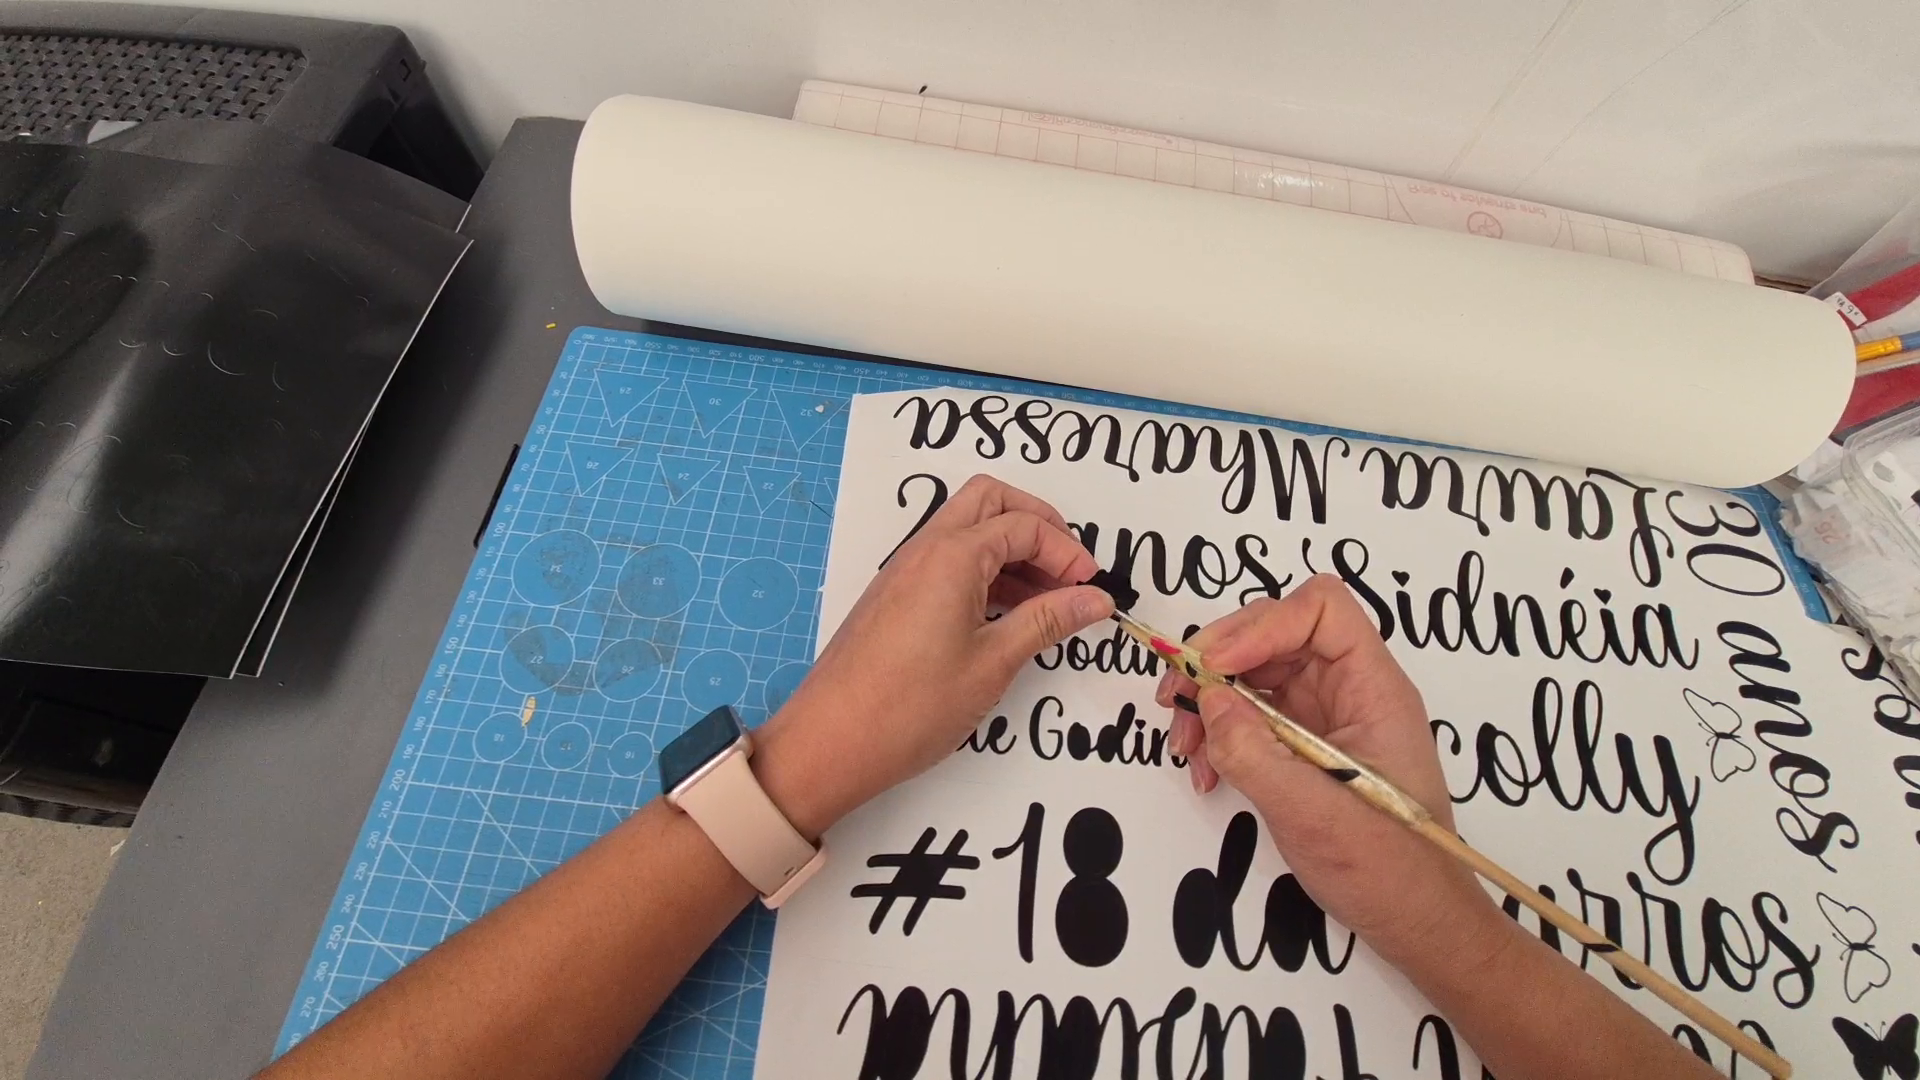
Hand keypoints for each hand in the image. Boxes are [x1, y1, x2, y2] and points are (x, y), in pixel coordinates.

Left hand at [755, 475, 1114, 836]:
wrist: (829, 742)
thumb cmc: (910, 706)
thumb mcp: (992, 662)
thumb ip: (1046, 621)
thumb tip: (1096, 598)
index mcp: (951, 555)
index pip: (1023, 525)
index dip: (1066, 551)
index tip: (1091, 587)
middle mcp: (925, 549)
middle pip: (990, 501)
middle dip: (1037, 524)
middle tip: (1068, 569)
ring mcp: (906, 570)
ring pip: (967, 529)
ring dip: (1011, 549)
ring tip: (1046, 599)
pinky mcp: (897, 595)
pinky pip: (948, 560)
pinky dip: (985, 571)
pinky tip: (1007, 613)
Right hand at [1155, 575, 1503, 970]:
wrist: (1412, 923)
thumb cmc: (1387, 869)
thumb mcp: (1314, 812)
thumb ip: (1254, 753)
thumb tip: (1207, 698)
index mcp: (1371, 688)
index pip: (1320, 610)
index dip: (1262, 625)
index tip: (1216, 666)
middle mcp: (1343, 687)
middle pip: (1271, 630)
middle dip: (1216, 657)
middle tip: (1175, 694)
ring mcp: (1317, 710)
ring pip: (1248, 667)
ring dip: (1204, 696)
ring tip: (1184, 742)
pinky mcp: (1294, 737)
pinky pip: (1242, 708)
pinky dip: (1212, 729)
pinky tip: (1201, 767)